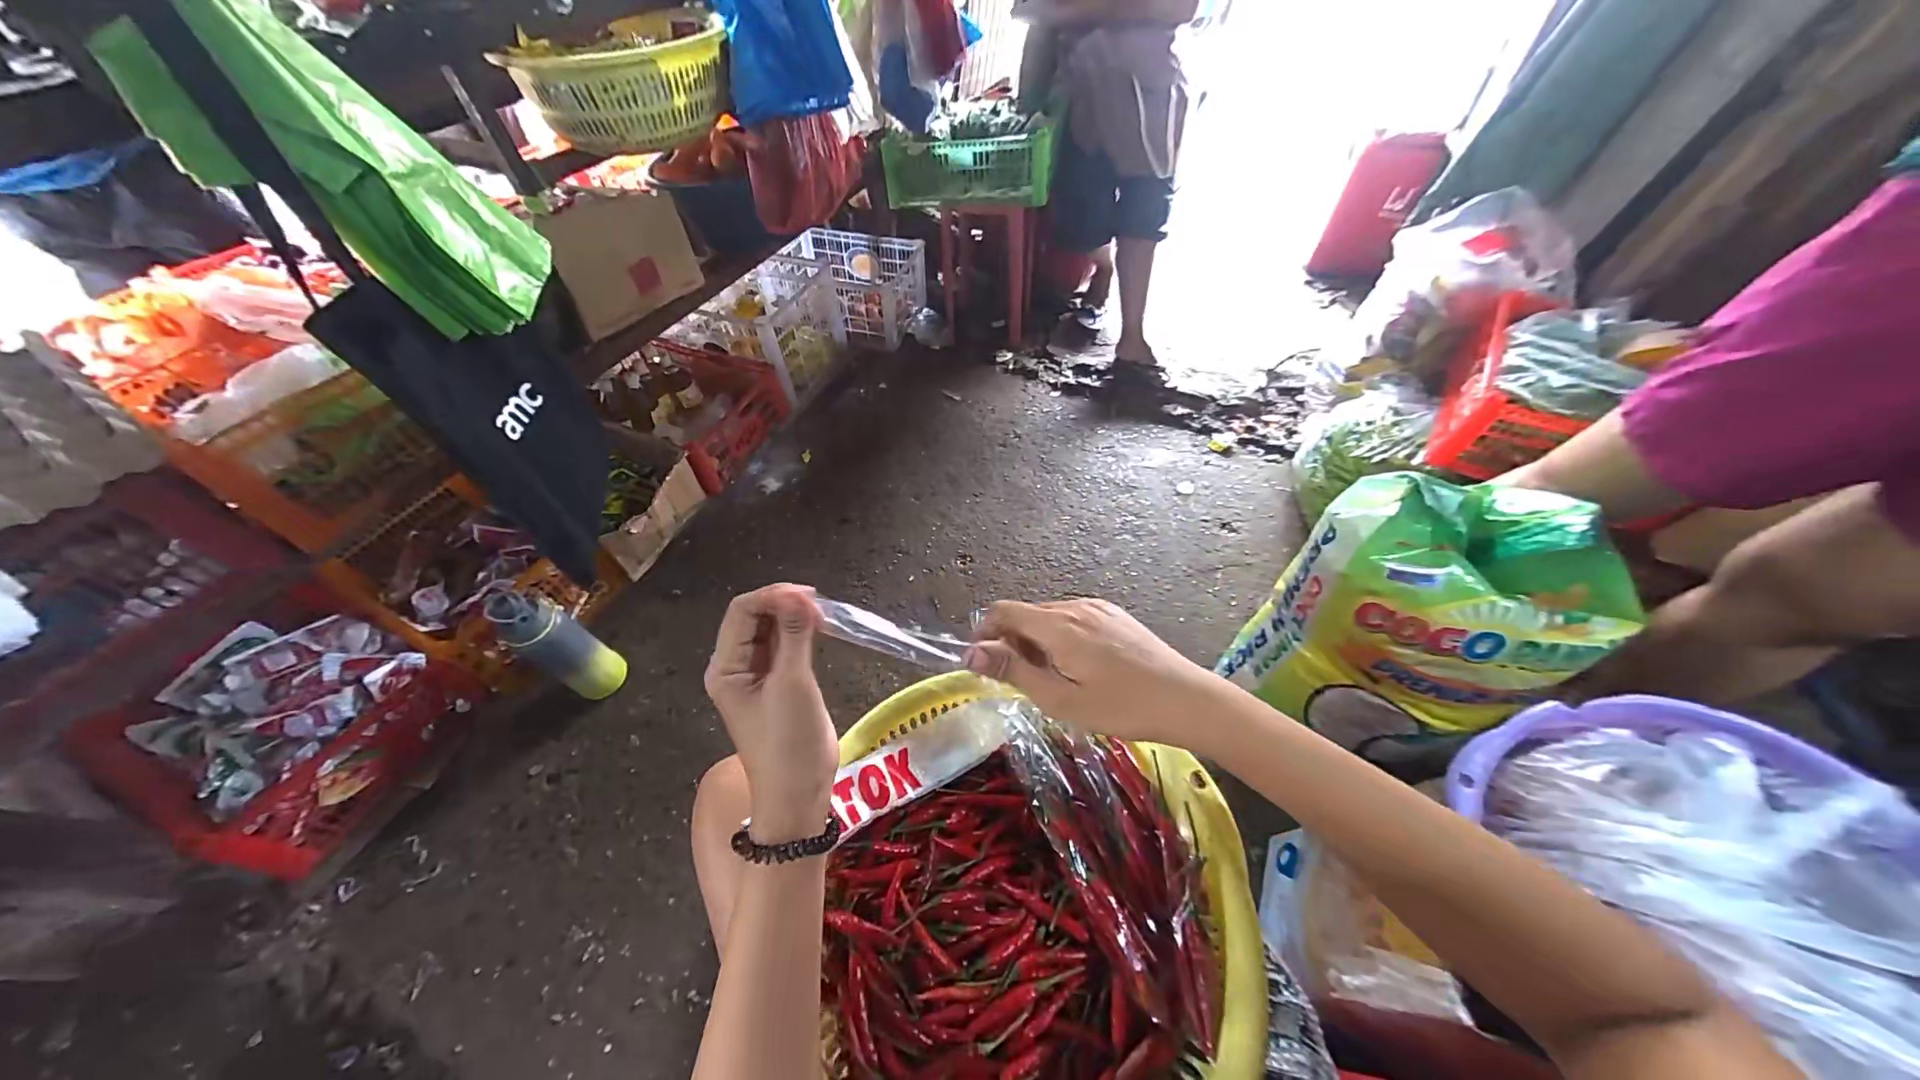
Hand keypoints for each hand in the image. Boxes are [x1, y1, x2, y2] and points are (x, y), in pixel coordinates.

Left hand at [703, 584, 836, 842]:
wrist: (798, 794)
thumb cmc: (789, 742)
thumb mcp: (792, 685)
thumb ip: (795, 636)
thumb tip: (800, 595)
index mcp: (726, 668)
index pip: (742, 612)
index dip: (773, 596)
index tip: (809, 595)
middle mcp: (736, 667)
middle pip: (754, 618)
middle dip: (784, 604)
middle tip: (821, 605)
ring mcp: (756, 676)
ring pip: (771, 630)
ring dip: (794, 617)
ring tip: (823, 616)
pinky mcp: (778, 684)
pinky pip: (784, 646)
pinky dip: (801, 634)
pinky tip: (820, 630)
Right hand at [964, 598, 1220, 743]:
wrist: (1186, 700)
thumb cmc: (1120, 706)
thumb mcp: (1060, 698)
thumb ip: (1013, 671)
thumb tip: (971, 653)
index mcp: (1058, 625)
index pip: (1003, 611)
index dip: (984, 633)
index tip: (985, 664)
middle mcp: (1076, 606)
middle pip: (1025, 613)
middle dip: (1011, 641)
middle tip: (1022, 681)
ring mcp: (1098, 608)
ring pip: (1049, 616)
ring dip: (1036, 641)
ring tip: (1053, 678)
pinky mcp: (1114, 615)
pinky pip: (1073, 618)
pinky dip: (1060, 637)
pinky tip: (1078, 667)